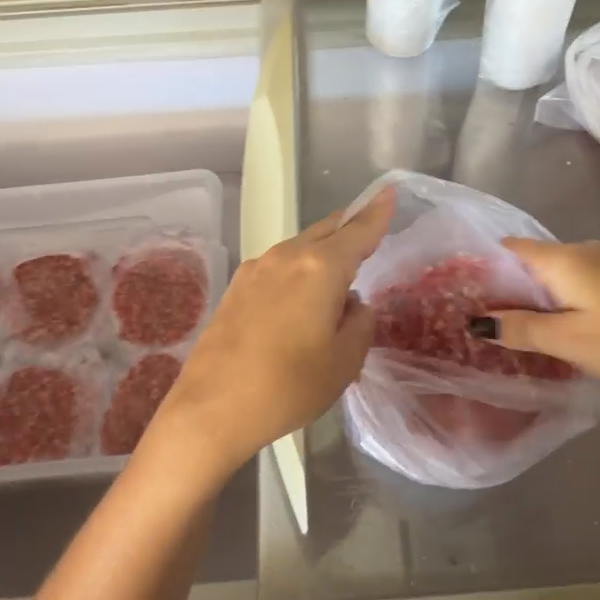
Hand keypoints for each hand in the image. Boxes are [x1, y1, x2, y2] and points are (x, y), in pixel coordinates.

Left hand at [142, 188, 396, 476]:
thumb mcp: (343, 362)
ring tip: (336, 280)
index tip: (389, 191)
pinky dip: (298, 273)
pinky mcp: (237, 287)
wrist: (211, 408)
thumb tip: (351, 303)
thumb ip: (359, 323)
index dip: (377, 212)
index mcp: (320, 267)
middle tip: (370, 232)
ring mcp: (257, 269)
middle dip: (350, 228)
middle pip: (327, 231)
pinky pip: (279, 268)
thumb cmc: (287, 386)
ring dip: (322, 255)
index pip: (358, 230)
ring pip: (300, 249)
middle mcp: (287, 256)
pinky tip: (300, 302)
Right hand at [485, 238, 599, 391]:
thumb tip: (477, 321)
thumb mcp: (570, 341)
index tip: (459, 294)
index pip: (507, 248)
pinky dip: (557, 300)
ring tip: (513, 331)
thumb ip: (522, 329)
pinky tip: (556, 329)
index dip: (480, 267)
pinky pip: (574, 282)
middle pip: (529, 261)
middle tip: (480, 322)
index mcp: (562, 258)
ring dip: (532, 298)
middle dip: (504, 288)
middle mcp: (580, 250)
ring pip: (553, 274)